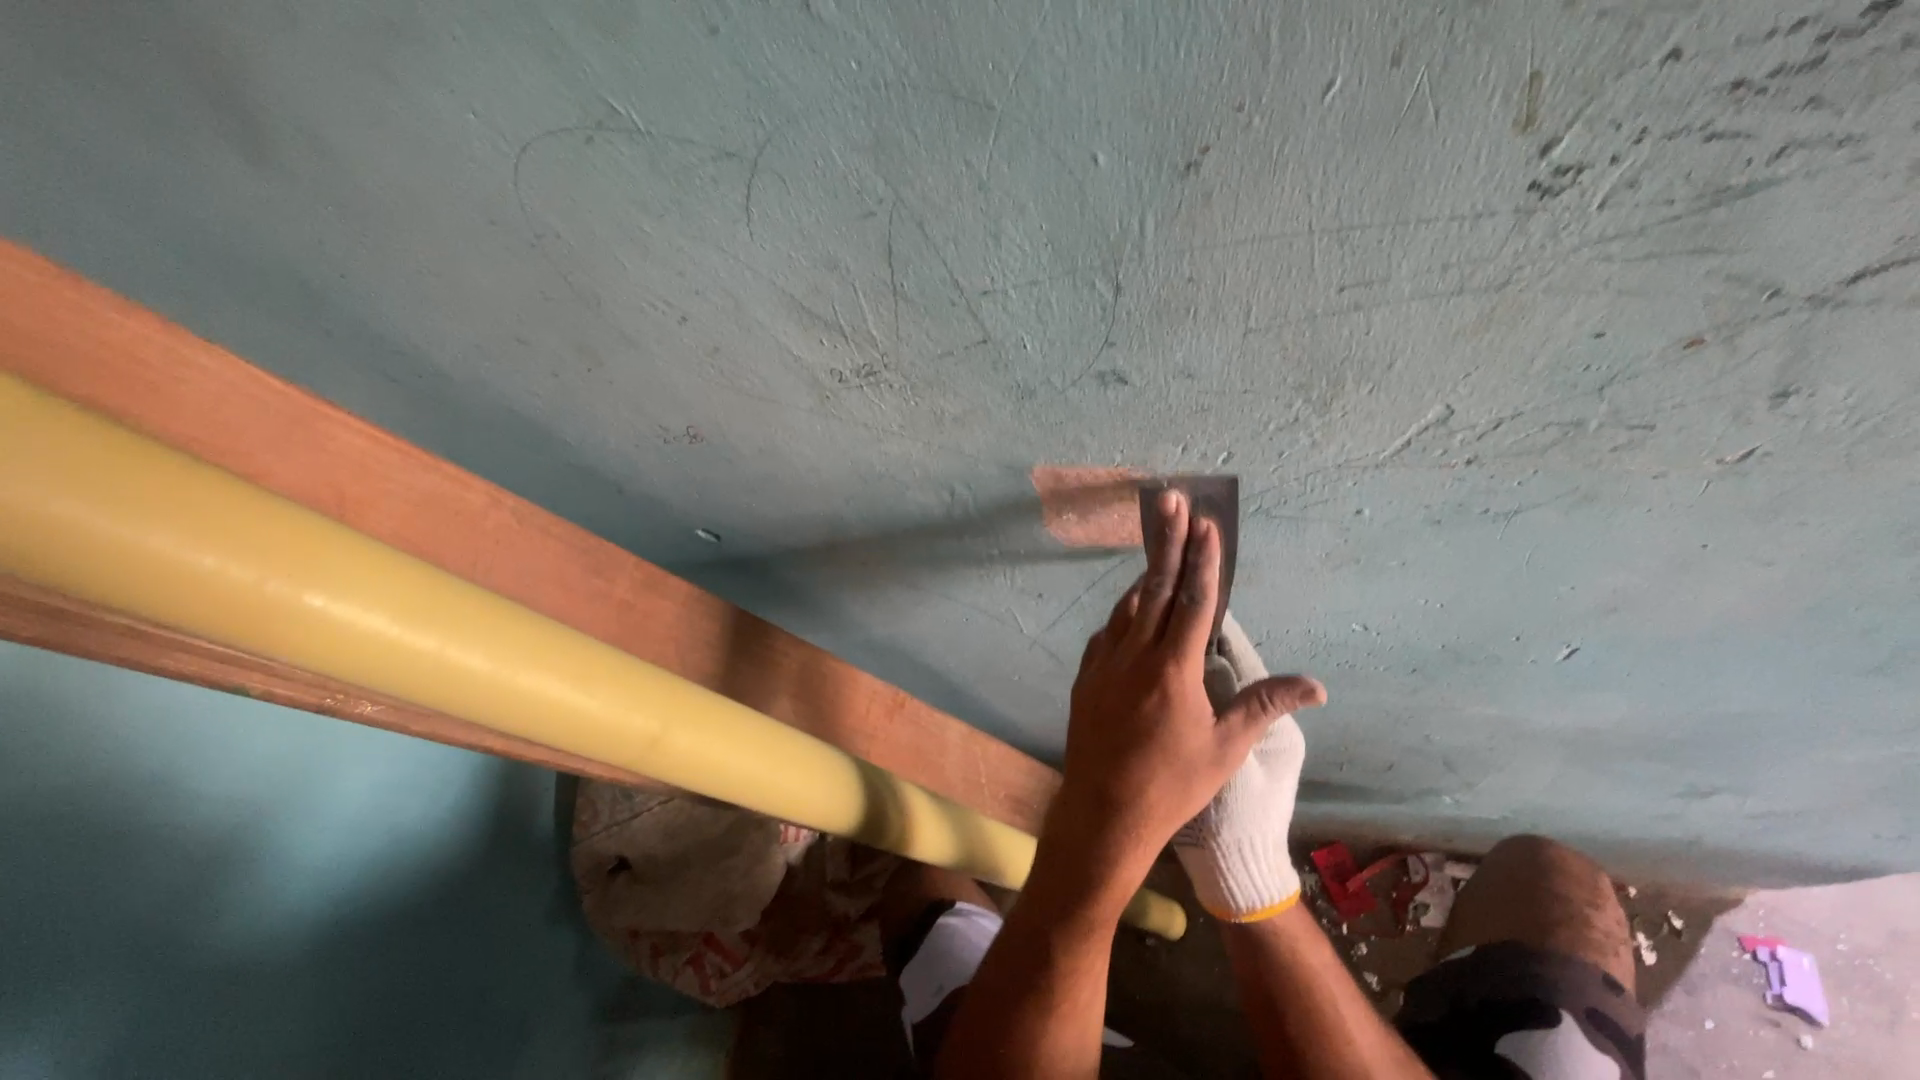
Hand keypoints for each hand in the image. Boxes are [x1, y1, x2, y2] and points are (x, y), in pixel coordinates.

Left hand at [1050, 489, 1325, 871]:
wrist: (1103, 813)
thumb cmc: (1173, 785)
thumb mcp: (1226, 747)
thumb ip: (1265, 706)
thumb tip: (1316, 686)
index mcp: (1172, 668)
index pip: (1193, 601)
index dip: (1202, 559)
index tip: (1205, 522)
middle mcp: (1134, 656)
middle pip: (1154, 587)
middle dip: (1166, 541)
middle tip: (1169, 500)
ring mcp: (1103, 665)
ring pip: (1126, 608)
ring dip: (1145, 576)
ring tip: (1161, 548)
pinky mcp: (1085, 679)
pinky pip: (1107, 634)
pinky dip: (1124, 615)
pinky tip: (1133, 612)